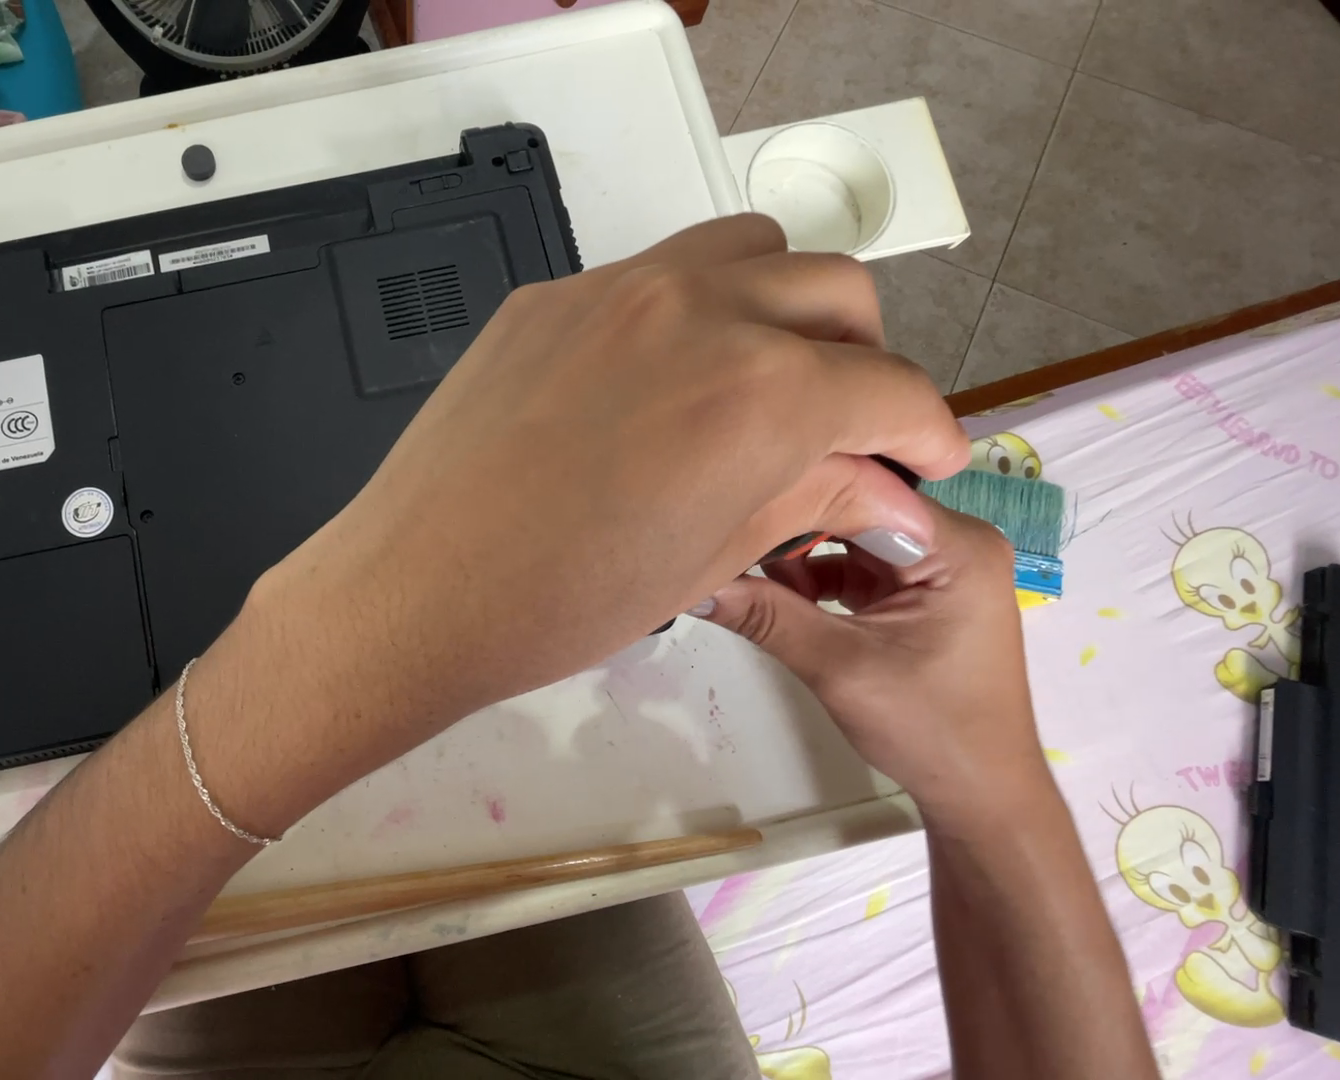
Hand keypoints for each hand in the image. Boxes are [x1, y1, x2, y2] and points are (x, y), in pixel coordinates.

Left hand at [202, 215, 971, 833]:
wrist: (416, 588)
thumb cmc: (554, 605)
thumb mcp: (703, 560)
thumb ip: (802, 493)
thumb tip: (873, 475)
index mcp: (759, 392)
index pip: (892, 388)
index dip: (923, 431)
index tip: (920, 456)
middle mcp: (697, 310)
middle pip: (837, 291)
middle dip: (862, 358)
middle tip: (839, 422)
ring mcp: (612, 289)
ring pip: (747, 252)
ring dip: (779, 306)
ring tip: (757, 378)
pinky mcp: (546, 297)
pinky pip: (649, 276)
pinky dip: (685, 312)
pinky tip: (655, 379)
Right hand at [698, 500, 1051, 827]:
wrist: (978, 792)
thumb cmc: (927, 727)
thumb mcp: (837, 667)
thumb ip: (767, 617)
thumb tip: (694, 583)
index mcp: (957, 547)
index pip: (864, 492)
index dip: (797, 494)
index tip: (732, 503)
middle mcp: (952, 543)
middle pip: (855, 510)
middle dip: (792, 525)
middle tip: (726, 531)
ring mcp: (935, 568)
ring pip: (848, 539)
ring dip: (796, 556)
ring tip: (738, 563)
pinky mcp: (916, 593)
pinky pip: (853, 567)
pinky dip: (812, 579)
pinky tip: (771, 592)